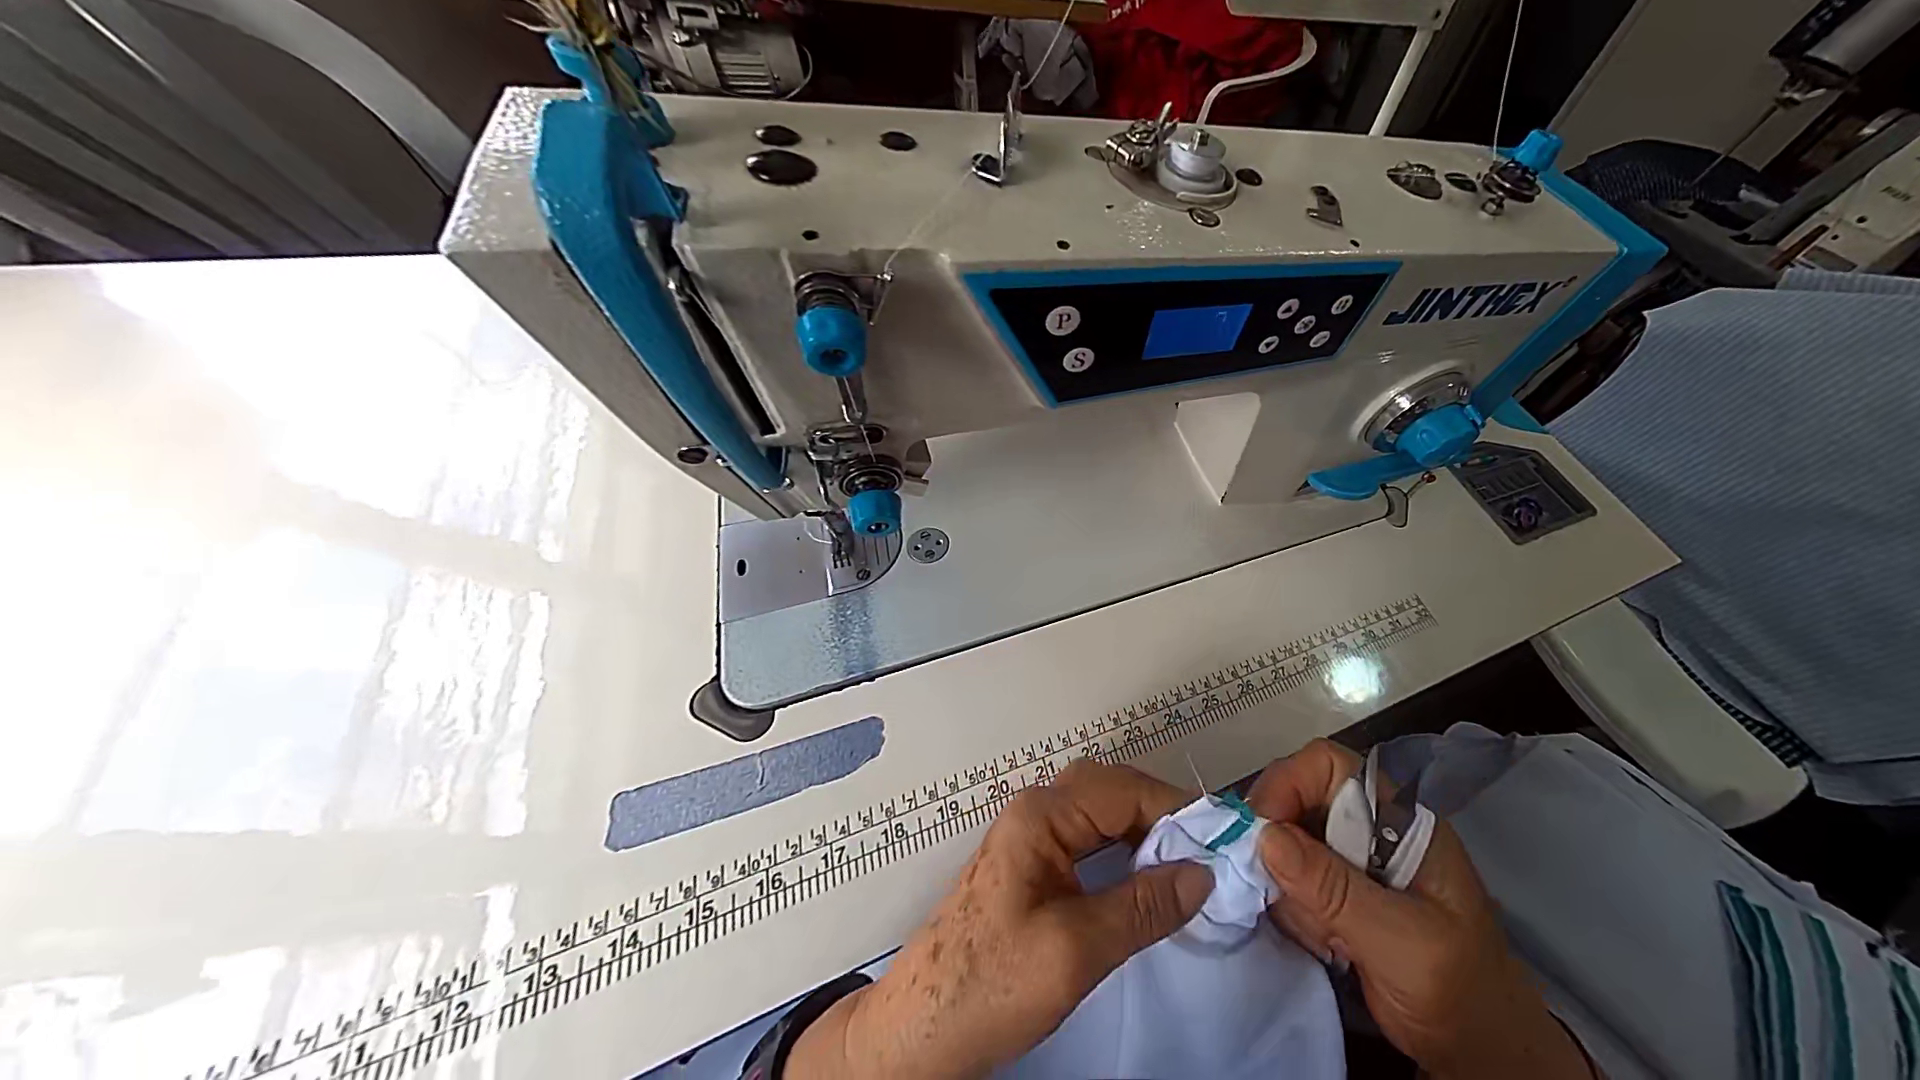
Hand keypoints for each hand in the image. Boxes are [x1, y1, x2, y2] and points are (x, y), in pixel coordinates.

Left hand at [785, 760, 1214, 1079]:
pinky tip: (1144, 874)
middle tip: (1208, 852)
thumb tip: (1201, 874)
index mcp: (1039, 816)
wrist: (925, 1023)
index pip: (1121, 790)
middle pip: (1109, 791)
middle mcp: (1032, 813)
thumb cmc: (990, 983)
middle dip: (1161, 813)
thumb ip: (1142, 907)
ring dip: (1143, 829)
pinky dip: (1122, 847)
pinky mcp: (1030, 864)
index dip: (1175, 809)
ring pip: (1099, 812)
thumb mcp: (1076, 949)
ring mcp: (1029, 837)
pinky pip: (1086, 837)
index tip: (1222, 840)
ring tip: (1187, 864)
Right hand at [1248, 739, 1593, 1079]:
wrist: (1485, 1054)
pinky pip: (1284, 875)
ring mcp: (1348, 856)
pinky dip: (1287, 905)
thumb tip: (1265, 836)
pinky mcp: (1331, 886)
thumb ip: (1335, 890)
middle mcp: (1368, 826)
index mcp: (1398, 818)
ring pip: (1281, 840)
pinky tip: (1322, 941)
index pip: (1325, 765)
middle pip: (1293, 798)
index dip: (1286, 784)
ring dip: (1287, 887)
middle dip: (1280, 847)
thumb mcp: (1404, 943)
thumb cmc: (1462, 992)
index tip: (1261, 833)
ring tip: (1326, 934)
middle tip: (1289, 897)